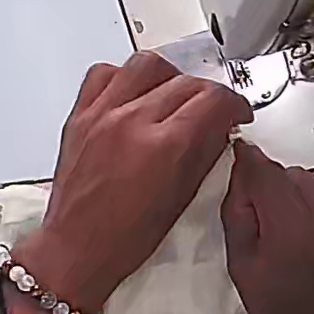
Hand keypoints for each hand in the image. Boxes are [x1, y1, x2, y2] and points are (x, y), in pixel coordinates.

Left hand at [11, 53, 251, 313]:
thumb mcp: (180, 199)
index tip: (235, 112)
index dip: (234, 104)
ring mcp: (102, 115)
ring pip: (147, 65)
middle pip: (186, 81)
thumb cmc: (123, 238)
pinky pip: (103, 74)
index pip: (213, 100)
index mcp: (163, 147)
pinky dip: (125, 77)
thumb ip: (204, 155)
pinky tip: (134, 93)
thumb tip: (218, 130)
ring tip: (174, 95)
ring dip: (170, 76)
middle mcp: (132, 123)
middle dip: (209, 94)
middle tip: (211, 111)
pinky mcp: (79, 116)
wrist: (77, 247)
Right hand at [220, 140, 313, 313]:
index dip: (249, 163)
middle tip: (277, 234)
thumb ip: (237, 212)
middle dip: (282, 196)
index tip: (244, 162)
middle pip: (297, 178)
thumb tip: (240, 178)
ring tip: (309, 251)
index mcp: (290, 216)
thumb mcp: (242, 267)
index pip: (263, 165)